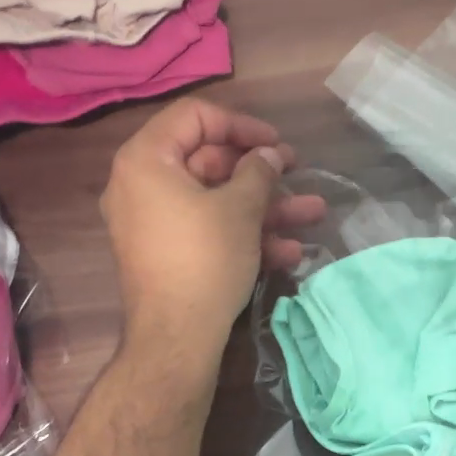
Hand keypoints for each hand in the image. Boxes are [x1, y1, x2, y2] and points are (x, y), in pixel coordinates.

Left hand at [101, 98, 326, 366]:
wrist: (176, 338)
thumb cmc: (204, 260)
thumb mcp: (239, 211)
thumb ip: (258, 173)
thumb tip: (269, 156)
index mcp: (147, 160)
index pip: (195, 117)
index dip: (242, 125)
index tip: (276, 143)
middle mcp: (142, 187)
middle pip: (208, 163)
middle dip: (261, 174)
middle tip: (298, 175)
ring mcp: (154, 225)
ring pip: (216, 204)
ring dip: (266, 210)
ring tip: (313, 214)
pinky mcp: (169, 258)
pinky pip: (207, 233)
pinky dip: (244, 237)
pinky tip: (289, 253)